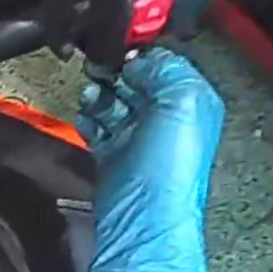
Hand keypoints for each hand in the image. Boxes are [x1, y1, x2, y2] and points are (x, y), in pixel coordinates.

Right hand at [76, 49, 224, 271]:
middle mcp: (166, 120)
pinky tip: (81, 112)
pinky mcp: (112, 159)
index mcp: (191, 103)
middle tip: (94, 64)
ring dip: (99, 94)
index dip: (141, 54)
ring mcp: (137, 141)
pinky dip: (88, 118)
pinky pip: (98, 129)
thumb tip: (139, 60)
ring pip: (115, 104)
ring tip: (87, 91)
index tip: (116, 47)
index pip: (164, 65)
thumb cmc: (166, 169)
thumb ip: (165, 71)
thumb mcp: (181, 104)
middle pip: (137, 83)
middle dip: (116, 72)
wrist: (141, 224)